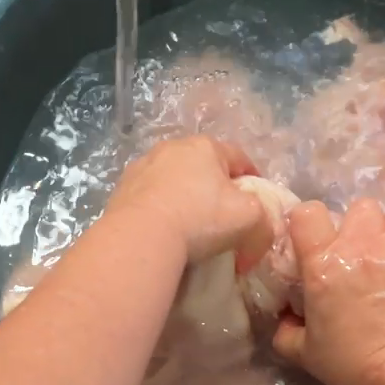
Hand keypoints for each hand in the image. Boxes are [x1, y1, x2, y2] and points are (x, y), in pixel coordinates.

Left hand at [103, 137, 265, 261]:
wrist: (140, 237)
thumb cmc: (200, 220)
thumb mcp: (250, 219)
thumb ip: (264, 222)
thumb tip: (257, 238)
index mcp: (206, 146)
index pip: (238, 157)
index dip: (252, 178)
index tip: (257, 199)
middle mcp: (171, 148)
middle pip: (202, 166)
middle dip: (213, 186)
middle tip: (222, 215)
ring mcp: (141, 168)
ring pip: (171, 180)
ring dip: (181, 196)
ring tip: (187, 225)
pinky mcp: (119, 191)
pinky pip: (147, 198)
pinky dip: (157, 210)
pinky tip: (161, 230)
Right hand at [272, 199, 384, 384]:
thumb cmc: (350, 363)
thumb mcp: (301, 351)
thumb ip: (285, 329)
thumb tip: (287, 317)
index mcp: (324, 263)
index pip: (307, 213)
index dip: (306, 224)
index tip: (310, 243)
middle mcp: (362, 246)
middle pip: (357, 207)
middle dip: (353, 227)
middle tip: (352, 255)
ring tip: (384, 260)